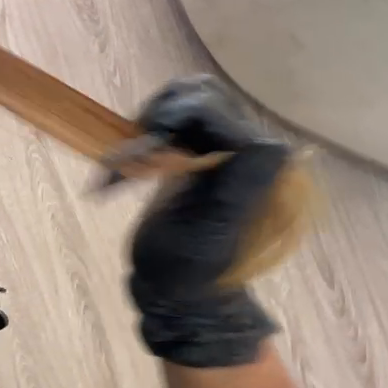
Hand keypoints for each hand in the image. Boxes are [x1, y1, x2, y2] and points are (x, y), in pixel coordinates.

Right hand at [128, 76, 291, 366]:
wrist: (175, 291)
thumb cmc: (190, 269)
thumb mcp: (213, 232)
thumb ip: (236, 187)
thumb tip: (269, 143)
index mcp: (255, 168)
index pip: (215, 111)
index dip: (175, 116)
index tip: (145, 144)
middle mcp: (242, 154)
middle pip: (201, 96)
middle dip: (160, 116)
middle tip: (135, 151)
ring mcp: (215, 155)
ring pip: (183, 102)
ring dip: (148, 123)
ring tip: (126, 158)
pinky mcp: (191, 161)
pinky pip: (167, 124)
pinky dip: (138, 138)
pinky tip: (118, 168)